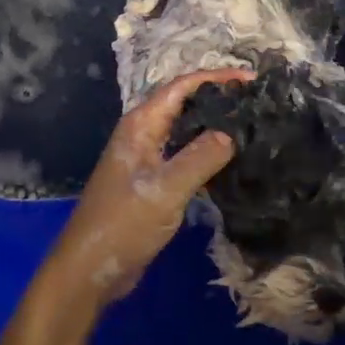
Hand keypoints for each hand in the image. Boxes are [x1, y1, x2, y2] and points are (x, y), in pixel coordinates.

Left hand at [0, 70, 252, 344]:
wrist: (90, 267)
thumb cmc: (124, 222)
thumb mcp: (165, 189)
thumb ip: (199, 158)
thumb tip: (230, 133)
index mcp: (141, 124)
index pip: (182, 86)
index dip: (216, 78)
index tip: (251, 77)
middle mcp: (142, 132)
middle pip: (183, 102)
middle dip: (216, 96)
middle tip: (255, 99)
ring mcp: (146, 157)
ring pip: (184, 129)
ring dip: (213, 124)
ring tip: (249, 124)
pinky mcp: (152, 180)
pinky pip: (183, 154)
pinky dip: (206, 152)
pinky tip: (229, 161)